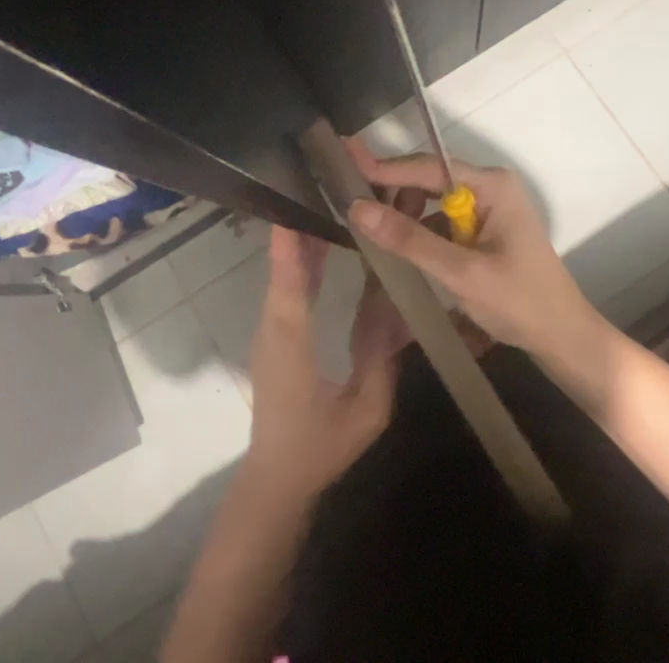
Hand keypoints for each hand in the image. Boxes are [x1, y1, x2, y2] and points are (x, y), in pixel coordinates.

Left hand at [241, 226, 399, 501]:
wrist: (276, 478)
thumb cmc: (320, 448)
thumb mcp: (366, 411)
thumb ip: (381, 360)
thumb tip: (398, 312)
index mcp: (292, 351)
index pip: (289, 294)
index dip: (290, 253)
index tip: (291, 213)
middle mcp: (274, 335)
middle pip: (283, 276)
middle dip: (299, 234)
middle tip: (325, 191)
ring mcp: (270, 336)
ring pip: (282, 281)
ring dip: (301, 246)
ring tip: (327, 208)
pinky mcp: (275, 340)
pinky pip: (286, 294)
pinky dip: (301, 266)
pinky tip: (321, 248)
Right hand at [344, 144, 604, 357]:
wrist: (562, 337)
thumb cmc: (519, 302)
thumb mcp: (460, 272)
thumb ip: (409, 240)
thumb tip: (356, 208)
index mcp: (492, 185)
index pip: (428, 168)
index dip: (384, 169)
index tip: (344, 165)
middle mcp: (489, 188)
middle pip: (427, 180)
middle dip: (392, 195)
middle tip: (351, 211)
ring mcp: (487, 209)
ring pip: (430, 203)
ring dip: (404, 217)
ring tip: (372, 237)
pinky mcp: (483, 231)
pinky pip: (441, 222)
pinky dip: (418, 234)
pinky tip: (398, 251)